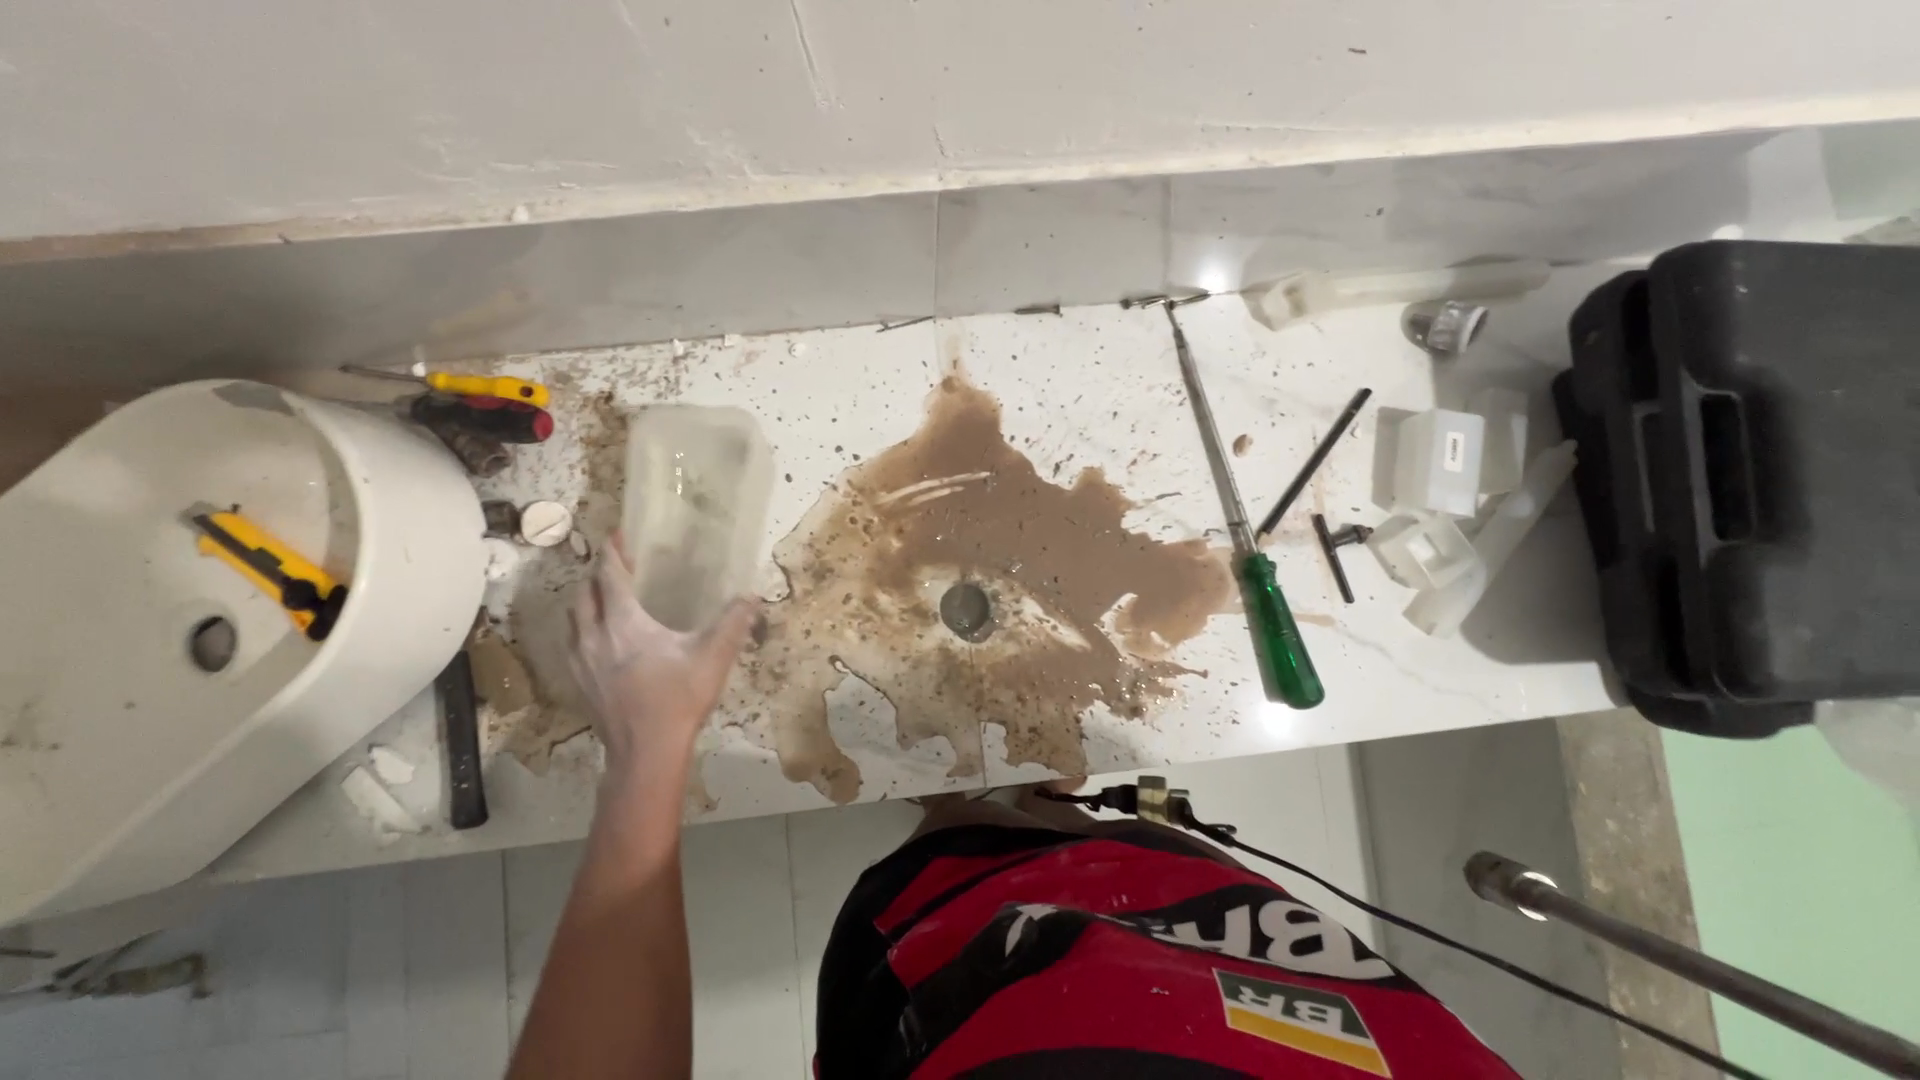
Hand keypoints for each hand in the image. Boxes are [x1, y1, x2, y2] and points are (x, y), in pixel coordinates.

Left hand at [567, 535, 757, 787]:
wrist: (645, 752)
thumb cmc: (678, 700)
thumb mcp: (713, 658)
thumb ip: (733, 623)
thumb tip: (752, 596)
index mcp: (624, 624)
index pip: (610, 577)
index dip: (612, 553)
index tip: (616, 535)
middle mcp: (594, 636)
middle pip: (584, 593)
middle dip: (598, 574)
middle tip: (615, 564)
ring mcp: (581, 661)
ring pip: (572, 618)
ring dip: (585, 600)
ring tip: (603, 596)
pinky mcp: (579, 682)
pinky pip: (570, 642)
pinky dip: (580, 627)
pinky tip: (596, 637)